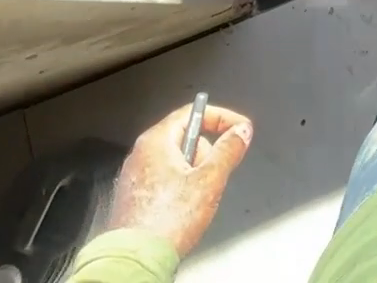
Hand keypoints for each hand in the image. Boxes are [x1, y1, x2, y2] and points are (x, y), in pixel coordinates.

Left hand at [106, 102, 252, 255]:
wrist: (134, 263)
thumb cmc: (166, 222)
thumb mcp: (209, 180)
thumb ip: (229, 150)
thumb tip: (241, 130)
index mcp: (156, 141)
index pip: (193, 112)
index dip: (222, 118)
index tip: (240, 129)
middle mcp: (141, 154)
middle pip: (187, 137)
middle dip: (207, 153)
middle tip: (214, 174)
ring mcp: (135, 177)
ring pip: (178, 161)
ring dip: (195, 174)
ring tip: (197, 199)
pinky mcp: (135, 198)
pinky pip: (167, 180)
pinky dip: (181, 188)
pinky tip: (185, 209)